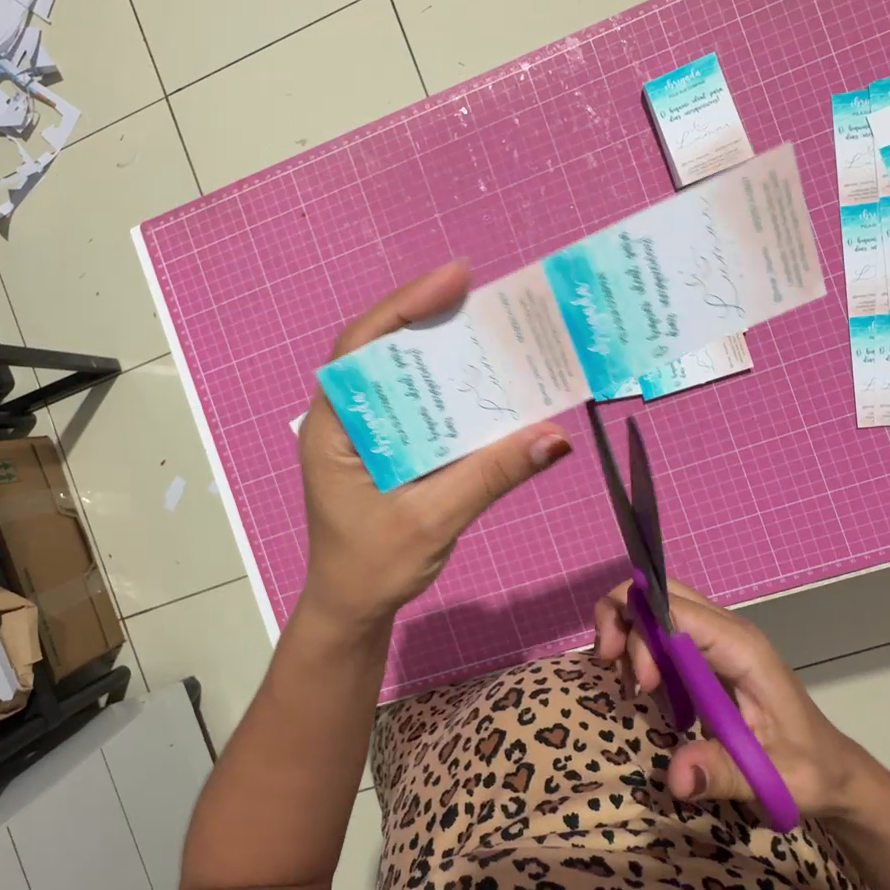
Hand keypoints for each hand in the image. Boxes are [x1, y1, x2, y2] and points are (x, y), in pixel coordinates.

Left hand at [297, 262, 572, 628]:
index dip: (405, 307)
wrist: (354, 610)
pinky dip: (453, 397)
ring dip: (445, 356)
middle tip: (484, 296)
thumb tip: (556, 435)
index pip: (359, 348)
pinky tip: (487, 386)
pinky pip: (422, 412)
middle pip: (384, 353)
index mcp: (333, 428)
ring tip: (492, 329)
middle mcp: (346, 421)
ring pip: (405, 380)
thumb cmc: (373, 567)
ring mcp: (367, 436)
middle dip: (431, 320)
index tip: (456, 279)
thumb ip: (489, 476)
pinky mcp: (390, 453)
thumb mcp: (432, 520)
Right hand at [593, 577, 878, 817]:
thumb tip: (675, 778)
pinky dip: (638, 643)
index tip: (641, 684)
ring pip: (656, 603)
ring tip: (629, 681)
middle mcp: (728, 630)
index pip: (675, 609)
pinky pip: (662, 625)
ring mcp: (717, 636)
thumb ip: (722, 773)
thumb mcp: (770, 778)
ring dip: (626, 630)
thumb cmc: (807, 770)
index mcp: (742, 649)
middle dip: (621, 616)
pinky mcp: (708, 649)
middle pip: (659, 591)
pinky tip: (642, 685)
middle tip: (611, 664)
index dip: (643, 635)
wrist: (833, 769)